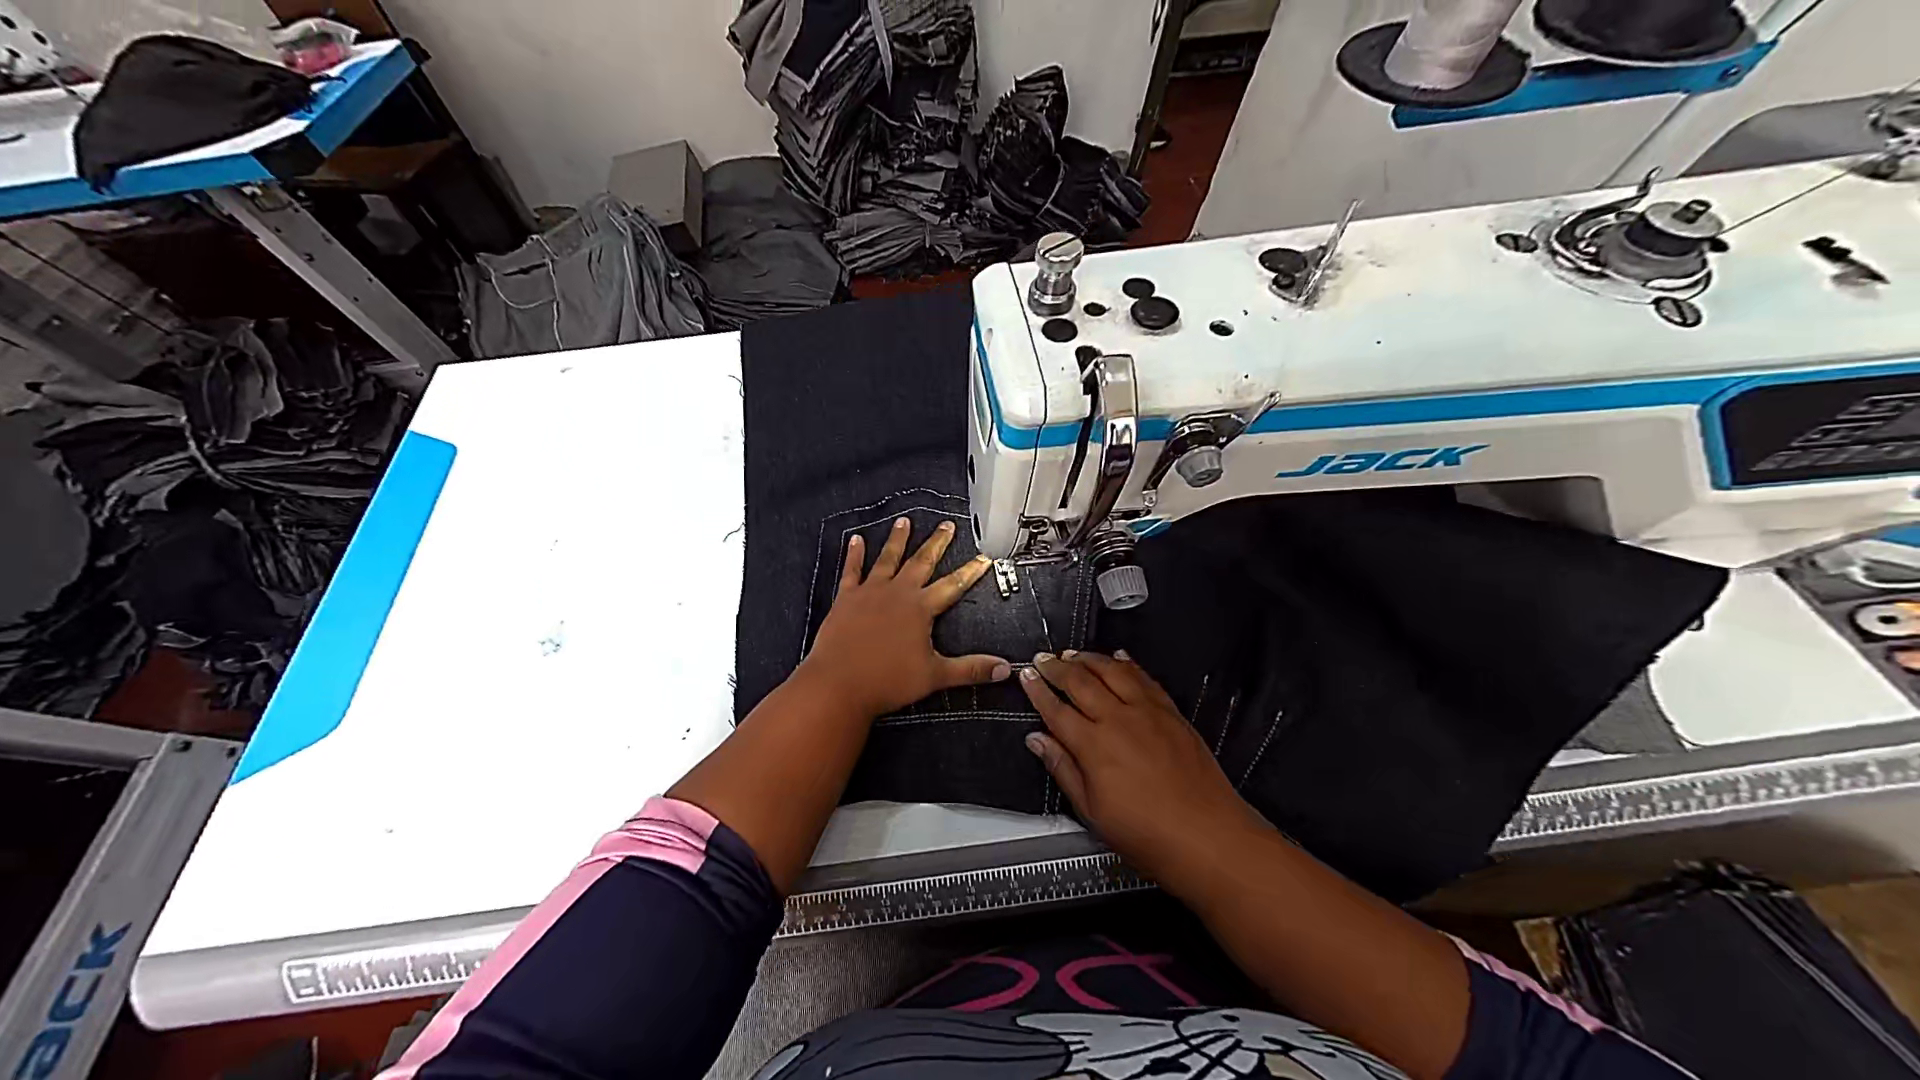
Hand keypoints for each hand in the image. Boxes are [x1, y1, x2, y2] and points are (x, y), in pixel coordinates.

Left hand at [797, 517, 1011, 717]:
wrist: (838, 684)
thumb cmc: (887, 681)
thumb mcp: (935, 676)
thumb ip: (970, 669)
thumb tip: (1004, 668)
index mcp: (920, 608)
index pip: (953, 585)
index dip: (971, 571)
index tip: (984, 558)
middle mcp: (897, 593)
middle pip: (921, 562)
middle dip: (937, 543)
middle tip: (946, 526)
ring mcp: (869, 592)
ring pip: (888, 559)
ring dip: (898, 539)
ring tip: (904, 521)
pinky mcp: (846, 599)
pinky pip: (852, 570)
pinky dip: (854, 554)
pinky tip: (856, 540)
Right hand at [1021, 651, 1273, 882]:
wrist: (1209, 839)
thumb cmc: (1153, 835)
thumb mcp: (1093, 812)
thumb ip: (1063, 768)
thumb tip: (1039, 742)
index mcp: (1094, 746)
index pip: (1056, 709)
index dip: (1037, 691)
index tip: (1027, 678)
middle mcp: (1119, 721)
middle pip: (1080, 681)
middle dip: (1057, 666)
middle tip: (1043, 659)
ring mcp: (1148, 713)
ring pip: (1112, 671)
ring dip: (1089, 658)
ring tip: (1072, 653)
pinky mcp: (1172, 714)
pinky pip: (1145, 678)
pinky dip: (1128, 664)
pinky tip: (1119, 658)